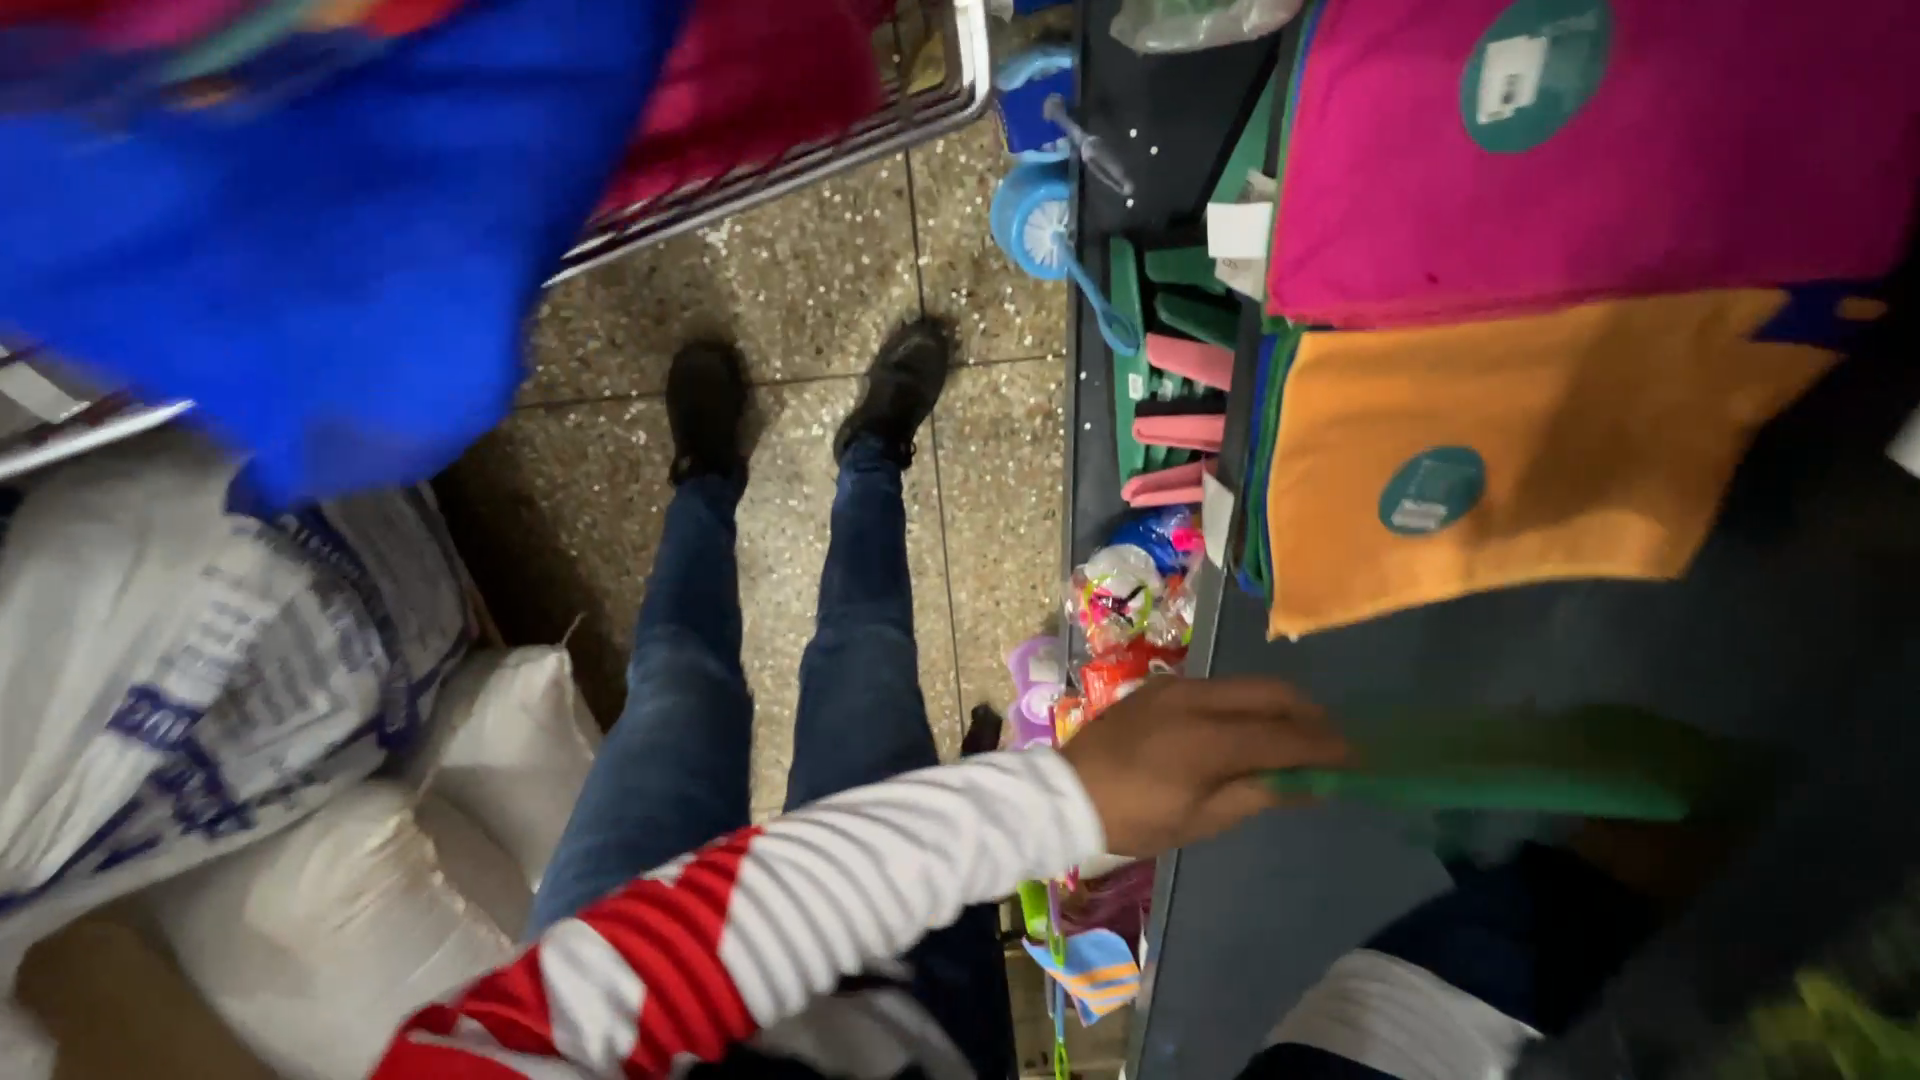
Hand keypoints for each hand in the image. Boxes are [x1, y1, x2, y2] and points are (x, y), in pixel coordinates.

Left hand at [1059, 677, 1347, 856]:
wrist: (1066, 793)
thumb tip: (1311, 784)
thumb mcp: (1201, 819)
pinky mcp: (1158, 686)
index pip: (1284, 736)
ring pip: (1244, 685)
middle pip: (1271, 693)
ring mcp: (1174, 686)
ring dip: (1277, 706)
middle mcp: (1195, 698)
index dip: (1326, 748)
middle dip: (1309, 715)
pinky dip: (1243, 703)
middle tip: (1332, 743)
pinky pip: (1216, 687)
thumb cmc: (1134, 817)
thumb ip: (1258, 793)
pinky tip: (1247, 729)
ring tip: (1294, 738)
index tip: (1358, 759)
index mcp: (1207, 738)